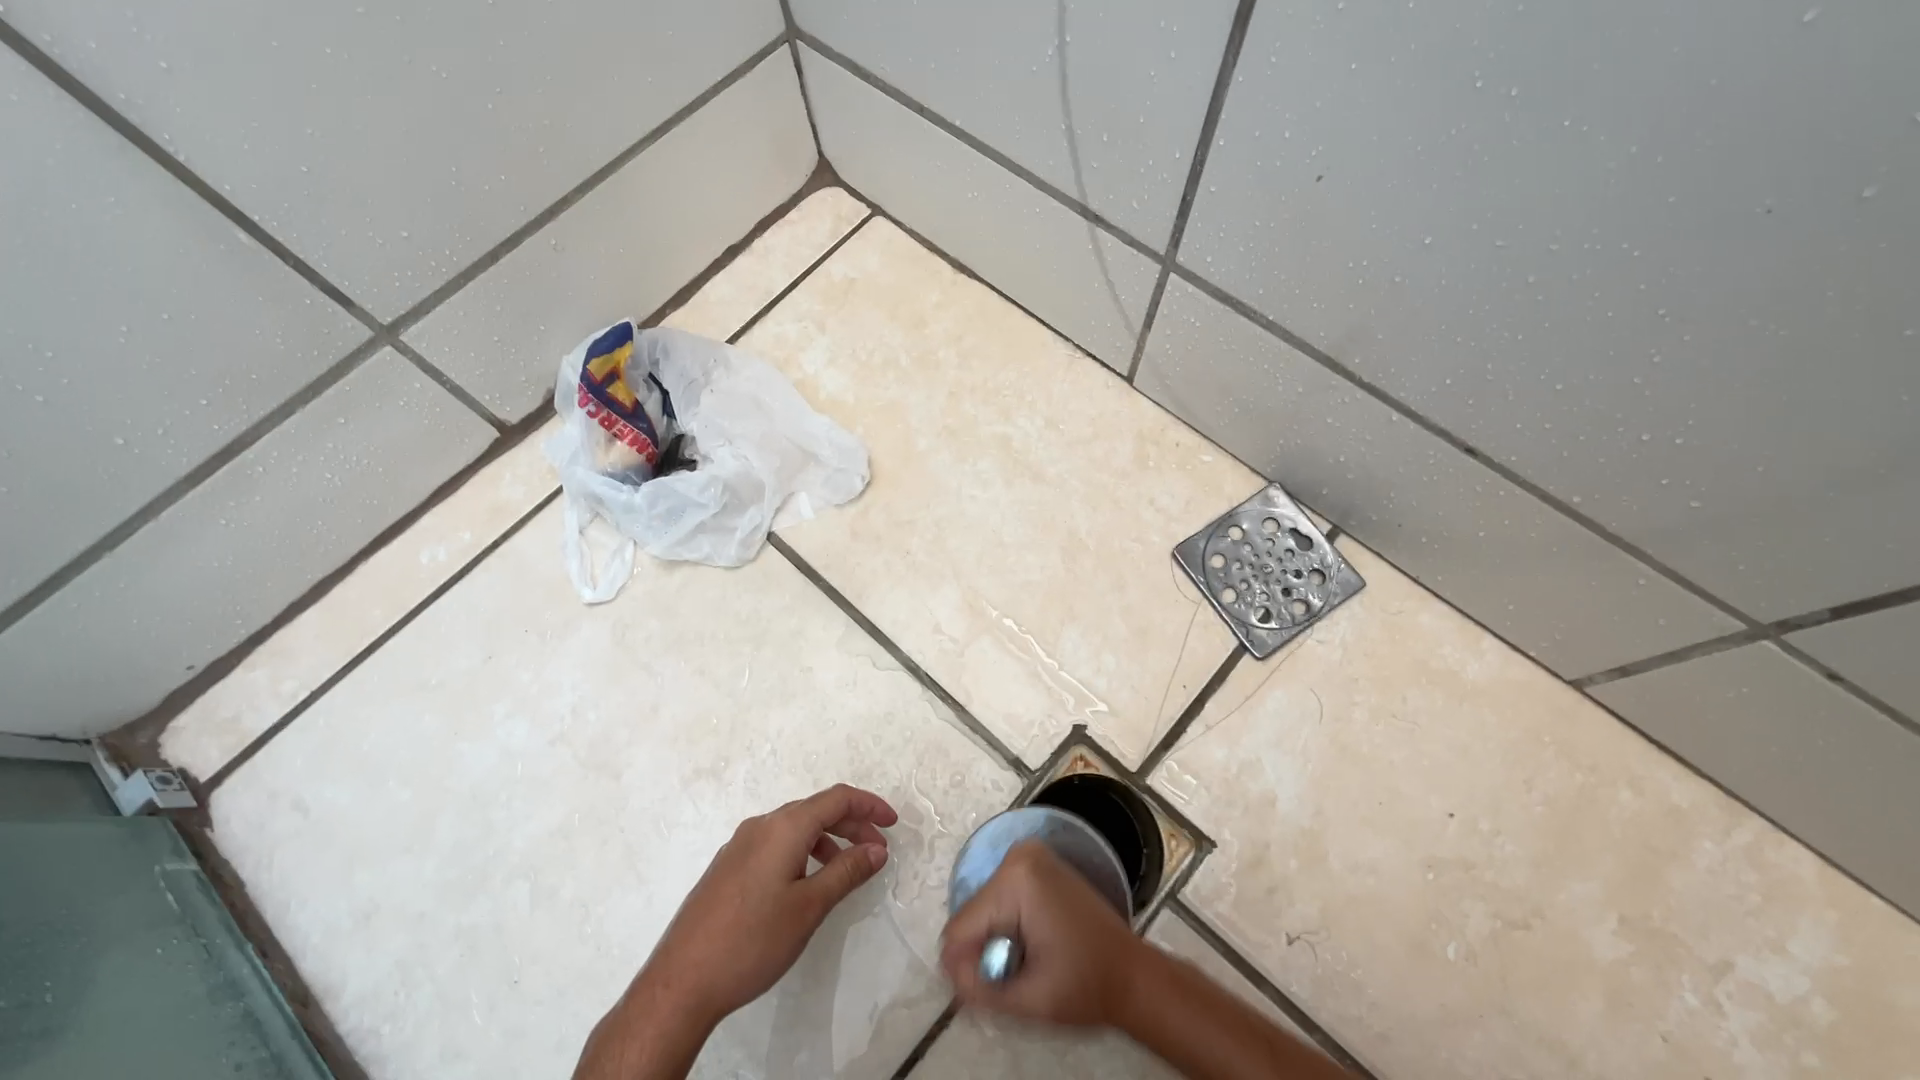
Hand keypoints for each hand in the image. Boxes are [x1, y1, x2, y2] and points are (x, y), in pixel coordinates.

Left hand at [642, 784, 899, 1024]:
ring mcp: (738, 847)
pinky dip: (802, 852)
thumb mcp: (810, 906)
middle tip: (878, 849)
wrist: (682, 981)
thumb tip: (877, 847)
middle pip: (814, 810)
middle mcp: (759, 827)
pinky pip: (775, 845)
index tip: (893, 824)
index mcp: (782, 828)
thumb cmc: (753, 940)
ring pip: (793, 828)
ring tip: (847, 870)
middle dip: (851, 823)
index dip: (868, 805)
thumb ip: (847, 871)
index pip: (835, 799)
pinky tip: (807, 884)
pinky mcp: (728, 869)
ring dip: (827, 840)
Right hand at [939, 840, 1147, 1027]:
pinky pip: (999, 902)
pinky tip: (1034, 945)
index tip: (991, 990)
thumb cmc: (1087, 985)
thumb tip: (948, 972)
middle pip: (972, 917)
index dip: (967, 967)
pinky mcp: (1035, 865)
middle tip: (1017, 978)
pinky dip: (1008, 929)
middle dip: (985, 952)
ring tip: (1029, 961)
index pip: (960, 929)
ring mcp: (1029, 856)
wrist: (1132, 974)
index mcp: (1017, 879)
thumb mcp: (1028, 999)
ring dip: (995, 942)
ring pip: (983, 911)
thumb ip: (977, 988)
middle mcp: (1019, 855)